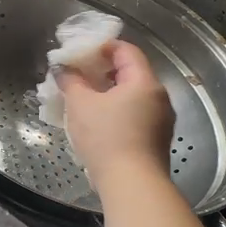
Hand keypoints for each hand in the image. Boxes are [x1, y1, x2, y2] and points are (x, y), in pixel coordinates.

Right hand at [60, 40, 173, 189]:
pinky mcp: (155, 135)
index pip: (126, 51)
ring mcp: (160, 117)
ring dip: (106, 87)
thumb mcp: (79, 102)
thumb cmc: (106, 135)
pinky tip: (94, 114)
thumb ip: (71, 79)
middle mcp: (158, 97)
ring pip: (131, 92)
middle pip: (130, 71)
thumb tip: (65, 68)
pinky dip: (114, 104)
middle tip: (74, 70)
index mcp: (144, 83)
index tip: (77, 50)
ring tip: (80, 92)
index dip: (101, 45)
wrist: (131, 180)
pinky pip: (134, 109)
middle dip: (100, 67)